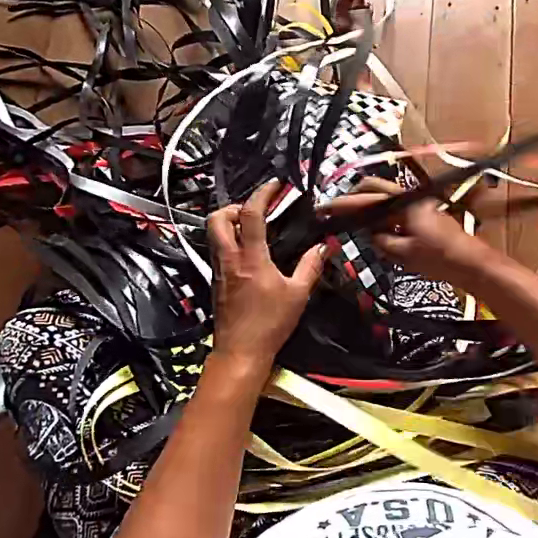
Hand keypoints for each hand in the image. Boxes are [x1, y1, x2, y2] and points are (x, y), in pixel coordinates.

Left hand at [207, 180, 325, 373]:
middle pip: (217, 218)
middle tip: (254, 210)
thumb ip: (310, 266)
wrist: (240, 352)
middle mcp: (229, 259)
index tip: (275, 185)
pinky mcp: (216, 282)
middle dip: (234, 206)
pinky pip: (218, 251)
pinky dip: (230, 242)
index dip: (262, 194)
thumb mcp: (298, 294)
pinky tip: (248, 253)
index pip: (250, 214)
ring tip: (252, 229)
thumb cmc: (270, 324)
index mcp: (251, 258)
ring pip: (214, 235)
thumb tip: (323, 246)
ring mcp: (219, 270)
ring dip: (229, 223)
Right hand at [319, 177, 498, 288]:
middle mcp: (411, 198)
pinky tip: (375, 230)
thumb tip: (370, 234)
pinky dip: (383, 218)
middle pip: (376, 190)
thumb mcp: (403, 253)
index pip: (367, 198)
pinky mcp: (425, 216)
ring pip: (386, 201)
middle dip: (355, 199)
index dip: (343, 204)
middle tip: (336, 212)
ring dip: (368, 209)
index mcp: (404, 203)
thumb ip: (381, 241)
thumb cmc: (439, 258)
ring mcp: (419, 205)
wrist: (473, 265)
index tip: (324, 209)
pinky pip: (397, 212)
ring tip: (350, 222)